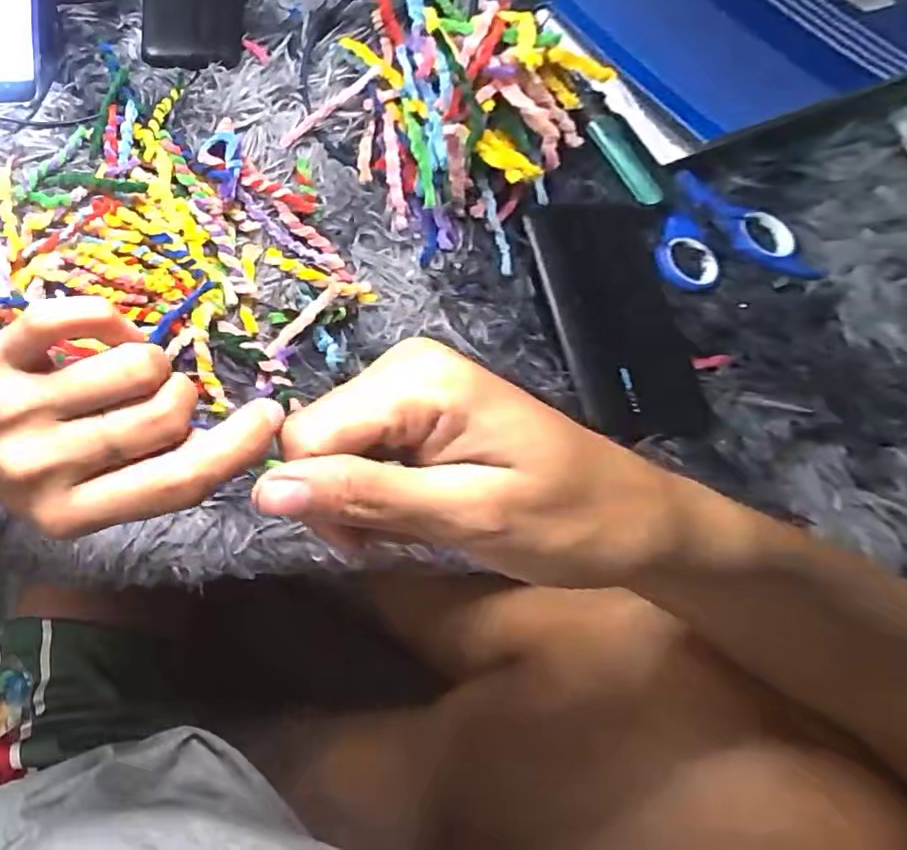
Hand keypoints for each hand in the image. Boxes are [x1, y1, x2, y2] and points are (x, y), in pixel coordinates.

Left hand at [0, 297, 283, 538]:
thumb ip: (147, 474)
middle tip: (164, 393)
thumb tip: (218, 426)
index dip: (236, 448)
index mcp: (72, 515)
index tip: (268, 415)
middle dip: (181, 396)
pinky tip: (112, 332)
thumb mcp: (84, 500)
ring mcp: (16, 407)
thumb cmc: (29, 474)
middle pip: (161, 417)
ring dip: (151, 360)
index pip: (174, 484)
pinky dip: (112, 317)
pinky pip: (77, 315)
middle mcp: (42, 466)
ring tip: (133, 367)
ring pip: (132, 365)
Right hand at [253, 338, 700, 588]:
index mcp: (416, 380)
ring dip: (350, 492)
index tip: (362, 542)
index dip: (316, 494)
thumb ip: (364, 496)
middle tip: (387, 536)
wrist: (641, 518)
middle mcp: (397, 363)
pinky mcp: (403, 397)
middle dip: (335, 493)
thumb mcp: (468, 517)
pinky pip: (348, 441)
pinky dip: (364, 481)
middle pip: (311, 434)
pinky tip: (405, 500)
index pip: (307, 434)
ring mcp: (400, 377)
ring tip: (406, 521)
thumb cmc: (572, 523)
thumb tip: (265, 492)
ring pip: (323, 441)